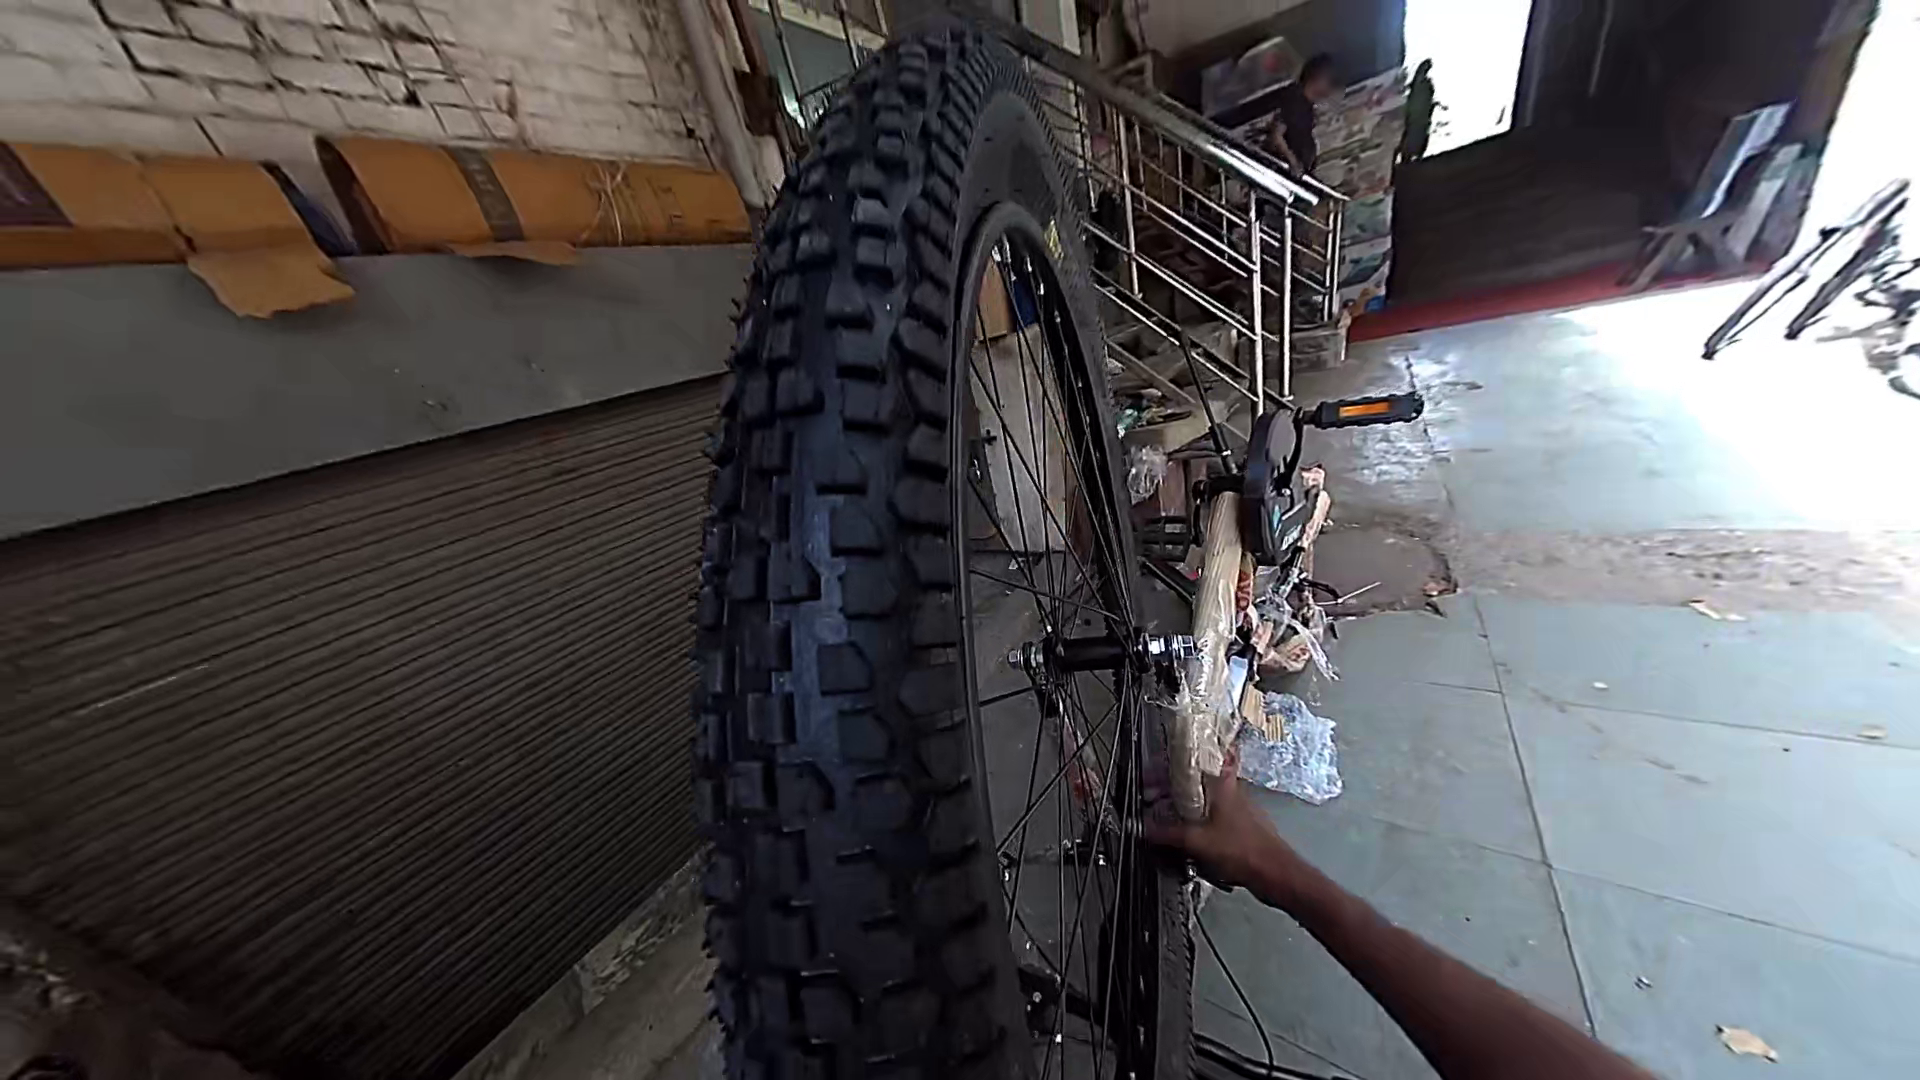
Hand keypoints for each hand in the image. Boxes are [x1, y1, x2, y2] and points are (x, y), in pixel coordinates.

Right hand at [1145, 757, 1304, 905]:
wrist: (1279, 876)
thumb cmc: (1242, 850)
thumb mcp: (1197, 841)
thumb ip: (1166, 833)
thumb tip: (1141, 827)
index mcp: (1220, 782)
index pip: (1197, 756)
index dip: (1172, 759)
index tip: (1153, 771)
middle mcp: (1229, 789)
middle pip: (1194, 778)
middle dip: (1170, 787)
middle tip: (1151, 798)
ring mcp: (1237, 807)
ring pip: (1202, 797)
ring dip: (1182, 805)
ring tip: (1164, 818)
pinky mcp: (1241, 825)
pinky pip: (1211, 815)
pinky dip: (1195, 820)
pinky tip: (1186, 836)